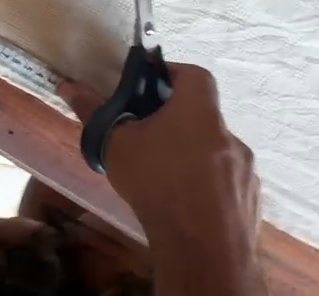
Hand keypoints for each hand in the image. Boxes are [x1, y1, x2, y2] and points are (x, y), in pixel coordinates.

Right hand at [62, 63, 264, 294]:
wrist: (203, 248)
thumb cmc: (155, 182)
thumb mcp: (113, 143)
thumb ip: (93, 111)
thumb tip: (68, 86)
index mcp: (198, 117)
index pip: (197, 76)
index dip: (172, 70)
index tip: (146, 80)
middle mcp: (230, 139)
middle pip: (201, 113)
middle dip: (170, 115)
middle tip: (139, 126)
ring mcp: (246, 171)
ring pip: (212, 145)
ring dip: (185, 145)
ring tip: (155, 162)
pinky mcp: (250, 197)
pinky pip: (223, 173)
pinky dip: (201, 173)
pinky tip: (176, 189)